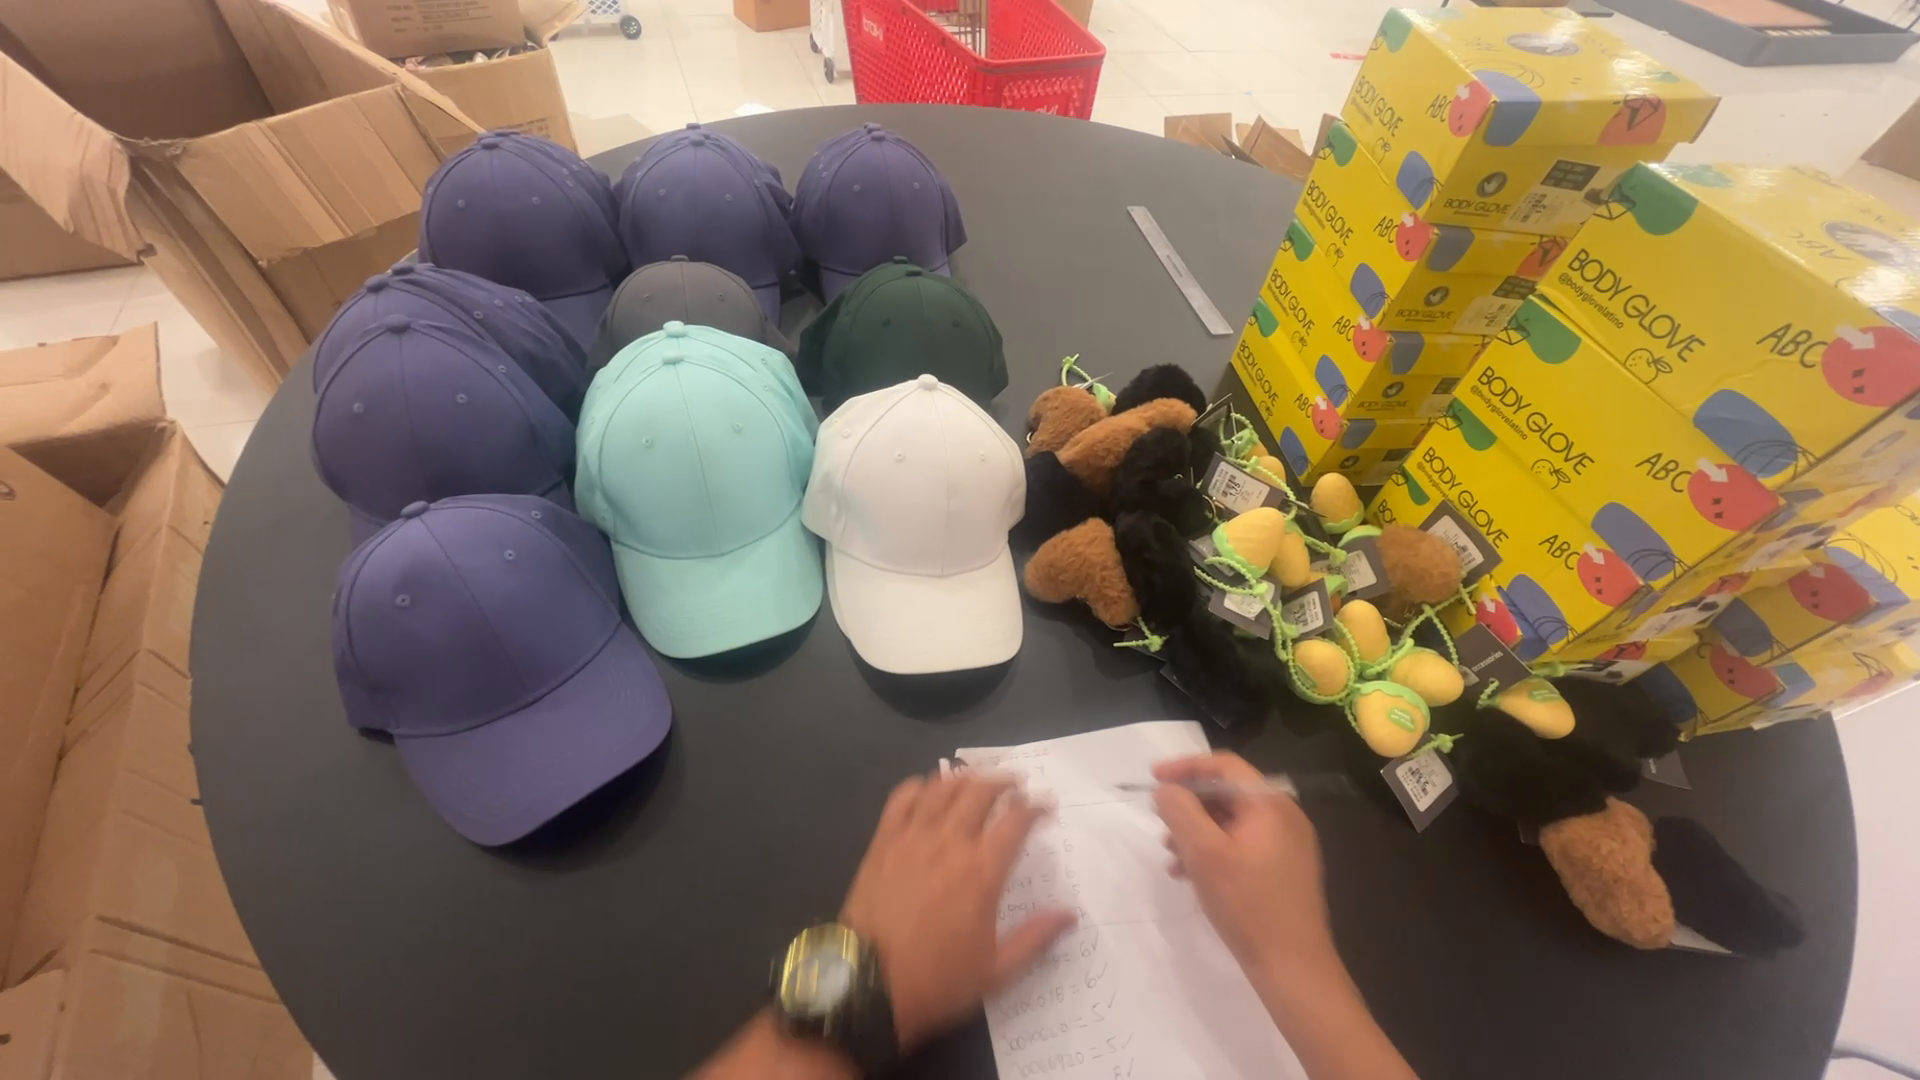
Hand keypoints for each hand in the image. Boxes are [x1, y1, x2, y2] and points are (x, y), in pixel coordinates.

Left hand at [841, 772, 1077, 1052]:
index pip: (1016, 820)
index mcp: (982, 871)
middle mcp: (950, 842)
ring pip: (943, 787)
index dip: (1036, 806)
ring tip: (977, 781)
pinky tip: (929, 790)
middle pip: (981, 791)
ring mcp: (913, 837)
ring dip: (965, 778)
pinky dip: (920, 786)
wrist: (868, 986)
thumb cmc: (936, 981)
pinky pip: (903, 797)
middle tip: (1015, 785)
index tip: (1046, 806)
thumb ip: (1035, 938)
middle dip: (1004, 781)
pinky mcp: (883, 840)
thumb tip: (1070, 914)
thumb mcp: (996, 972)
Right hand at [1152, 753, 1335, 978]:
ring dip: (1196, 831)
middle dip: (1188, 805)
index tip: (1153, 778)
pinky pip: (1241, 844)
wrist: (1295, 970)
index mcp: (1270, 804)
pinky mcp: (1283, 870)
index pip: (1224, 765)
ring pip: (1231, 822)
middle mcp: (1284, 817)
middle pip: (1227, 793)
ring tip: (1171, 856)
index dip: (1185, 767)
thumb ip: (1180, 811)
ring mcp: (1287, 845)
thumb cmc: (1248, 904)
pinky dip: (1213, 851)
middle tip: (1160, 822)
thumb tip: (1166, 790)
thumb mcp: (1203, 852)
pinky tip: (1190, 875)